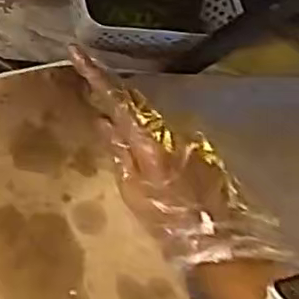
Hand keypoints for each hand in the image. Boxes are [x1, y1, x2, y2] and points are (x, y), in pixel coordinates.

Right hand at [70, 48, 298, 298]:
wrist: (222, 248)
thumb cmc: (172, 225)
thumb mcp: (134, 194)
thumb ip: (118, 152)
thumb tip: (101, 120)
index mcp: (147, 140)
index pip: (116, 97)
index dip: (94, 73)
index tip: (76, 51)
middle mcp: (166, 127)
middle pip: (132, 96)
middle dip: (107, 82)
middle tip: (85, 68)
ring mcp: (182, 132)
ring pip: (145, 109)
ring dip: (124, 102)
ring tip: (100, 92)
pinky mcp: (192, 142)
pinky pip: (157, 122)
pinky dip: (140, 118)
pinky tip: (128, 122)